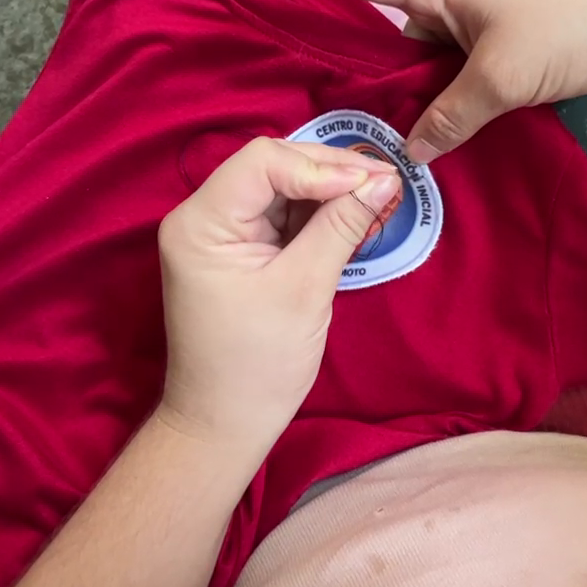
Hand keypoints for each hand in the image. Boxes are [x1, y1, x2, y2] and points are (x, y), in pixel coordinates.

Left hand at [155, 137, 401, 452]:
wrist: (224, 423)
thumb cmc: (257, 364)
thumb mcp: (304, 289)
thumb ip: (340, 226)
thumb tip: (383, 179)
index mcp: (201, 223)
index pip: (262, 162)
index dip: (320, 166)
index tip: (371, 183)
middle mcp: (203, 216)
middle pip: (271, 167)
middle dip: (329, 172)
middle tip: (385, 181)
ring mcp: (220, 232)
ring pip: (281, 187)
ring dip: (329, 189)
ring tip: (377, 193)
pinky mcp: (239, 248)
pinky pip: (281, 214)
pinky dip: (318, 212)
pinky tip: (353, 212)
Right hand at [243, 0, 586, 162]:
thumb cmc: (573, 19)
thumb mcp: (502, 77)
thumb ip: (450, 117)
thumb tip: (411, 155)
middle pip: (376, 18)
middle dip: (339, 47)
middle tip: (300, 86)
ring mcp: (476, 13)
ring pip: (413, 49)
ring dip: (391, 80)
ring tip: (356, 120)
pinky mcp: (502, 35)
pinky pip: (446, 63)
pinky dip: (430, 90)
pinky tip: (420, 122)